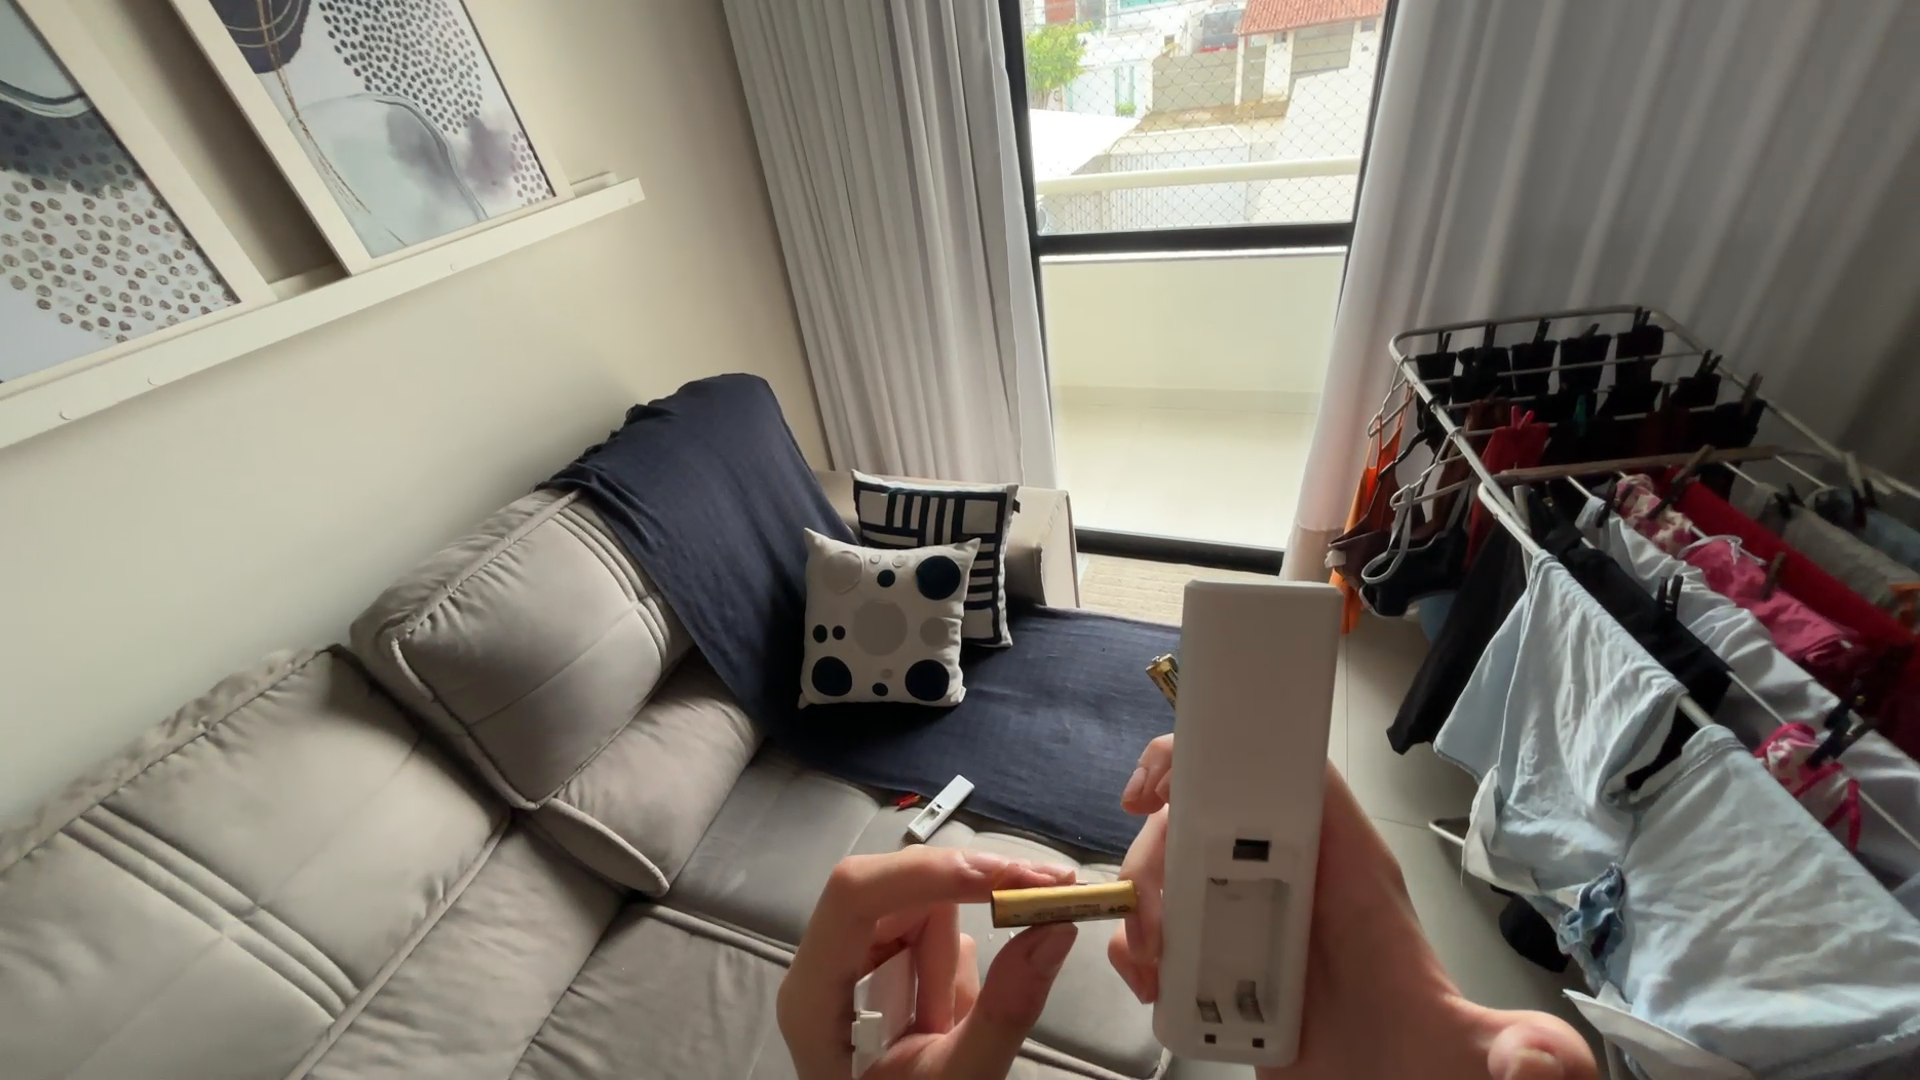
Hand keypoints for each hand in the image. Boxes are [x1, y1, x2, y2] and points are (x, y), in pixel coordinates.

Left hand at [780, 846, 1081, 1079]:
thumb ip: (1004, 1010)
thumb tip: (1057, 928)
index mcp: (813, 991)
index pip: (857, 892)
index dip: (930, 871)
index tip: (1009, 876)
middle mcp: (826, 955)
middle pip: (901, 888)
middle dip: (972, 896)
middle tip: (1052, 891)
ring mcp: (852, 953)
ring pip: (923, 906)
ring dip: (956, 960)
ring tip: (948, 1026)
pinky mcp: (880, 956)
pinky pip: (931, 929)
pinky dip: (954, 966)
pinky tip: (943, 1020)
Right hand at [1111, 735, 1597, 1079]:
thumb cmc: (1423, 1068)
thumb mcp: (1472, 1062)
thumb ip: (1522, 1056)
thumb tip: (1540, 1061)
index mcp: (1344, 869)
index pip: (1284, 774)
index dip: (1218, 755)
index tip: (1159, 785)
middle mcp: (1289, 873)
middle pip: (1205, 812)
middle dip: (1159, 849)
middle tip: (1152, 916)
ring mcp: (1247, 907)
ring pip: (1171, 859)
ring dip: (1142, 898)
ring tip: (1148, 961)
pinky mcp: (1219, 946)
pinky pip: (1162, 914)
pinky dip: (1137, 935)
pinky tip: (1144, 976)